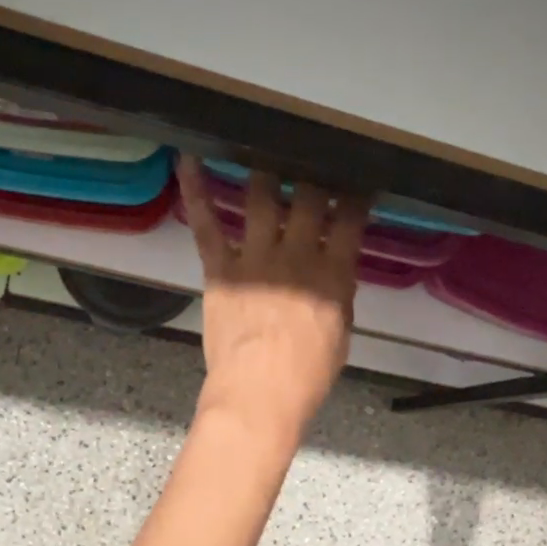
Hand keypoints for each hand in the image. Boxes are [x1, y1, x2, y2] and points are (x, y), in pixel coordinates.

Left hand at [178, 155, 371, 437]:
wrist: (259, 393)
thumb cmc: (308, 375)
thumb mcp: (340, 334)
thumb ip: (338, 296)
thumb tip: (336, 273)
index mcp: (333, 275)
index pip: (351, 221)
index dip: (356, 196)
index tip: (357, 180)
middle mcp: (297, 255)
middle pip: (309, 198)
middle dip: (314, 175)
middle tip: (313, 159)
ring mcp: (255, 258)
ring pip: (262, 198)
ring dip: (265, 172)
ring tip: (263, 151)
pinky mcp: (220, 269)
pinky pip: (207, 223)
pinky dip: (196, 190)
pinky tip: (189, 158)